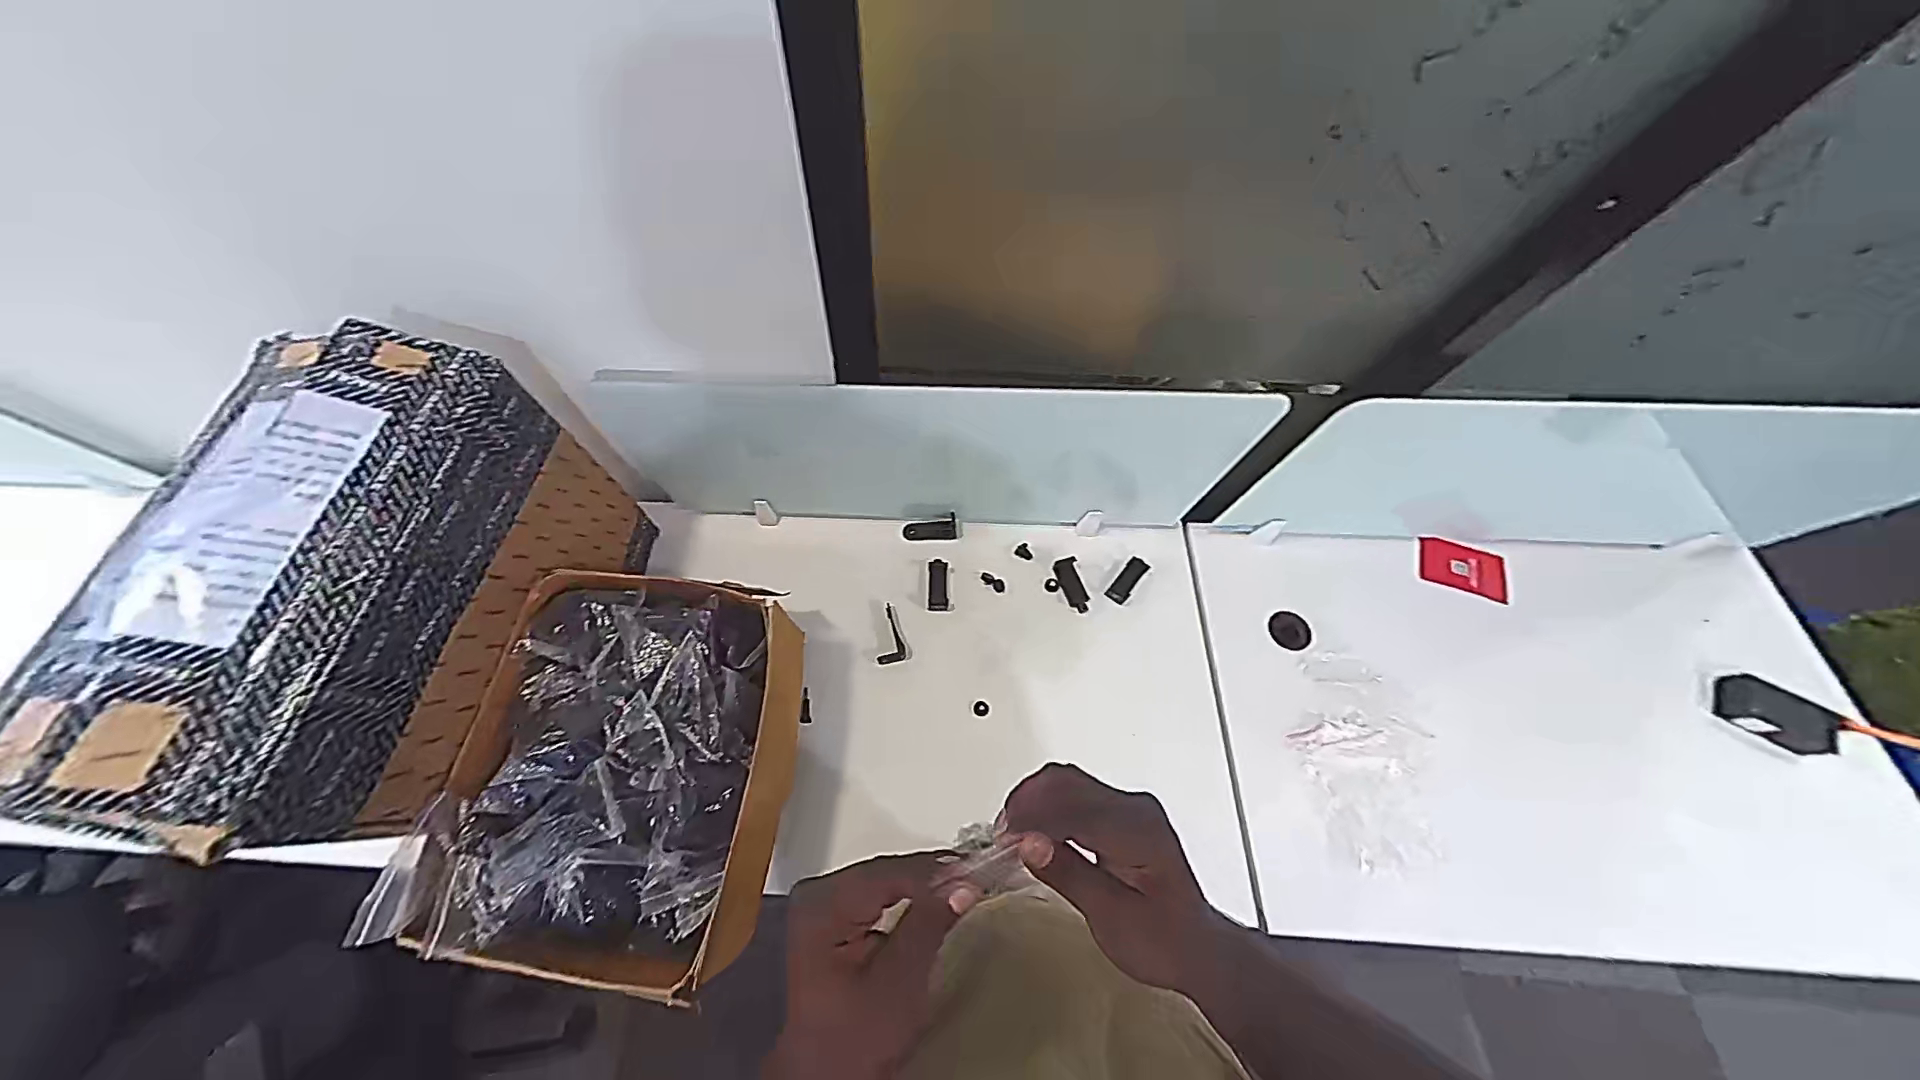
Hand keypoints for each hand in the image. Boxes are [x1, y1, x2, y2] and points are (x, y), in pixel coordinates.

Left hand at [762, 852, 959, 1079]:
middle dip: (931, 876)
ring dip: (921, 885)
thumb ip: (928, 926)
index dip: (938, 871)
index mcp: (822, 904)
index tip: (976, 874)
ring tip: (960, 887)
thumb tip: (961, 885)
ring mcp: (817, 905)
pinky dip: (905, 897)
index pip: (890, 872)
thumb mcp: (897, 985)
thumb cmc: (846, 1043)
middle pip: (885, 872)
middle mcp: (815, 894)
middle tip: (974, 877)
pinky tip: (930, 901)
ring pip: (882, 881)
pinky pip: (874, 895)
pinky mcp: (826, 918)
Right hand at [1001, 763, 1236, 996]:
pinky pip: (1073, 791)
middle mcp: (1135, 808)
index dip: (1033, 820)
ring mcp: (1127, 806)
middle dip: (1027, 804)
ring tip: (1010, 833)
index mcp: (1140, 831)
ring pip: (1067, 781)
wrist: (1194, 944)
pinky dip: (1044, 803)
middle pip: (1067, 783)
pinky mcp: (1117, 810)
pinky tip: (1030, 824)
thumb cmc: (1164, 940)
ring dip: (1032, 800)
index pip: (1075, 810)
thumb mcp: (1114, 920)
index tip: (1006, 840)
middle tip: (1002, 837)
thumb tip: (1030, 845)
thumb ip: (1071, 876)